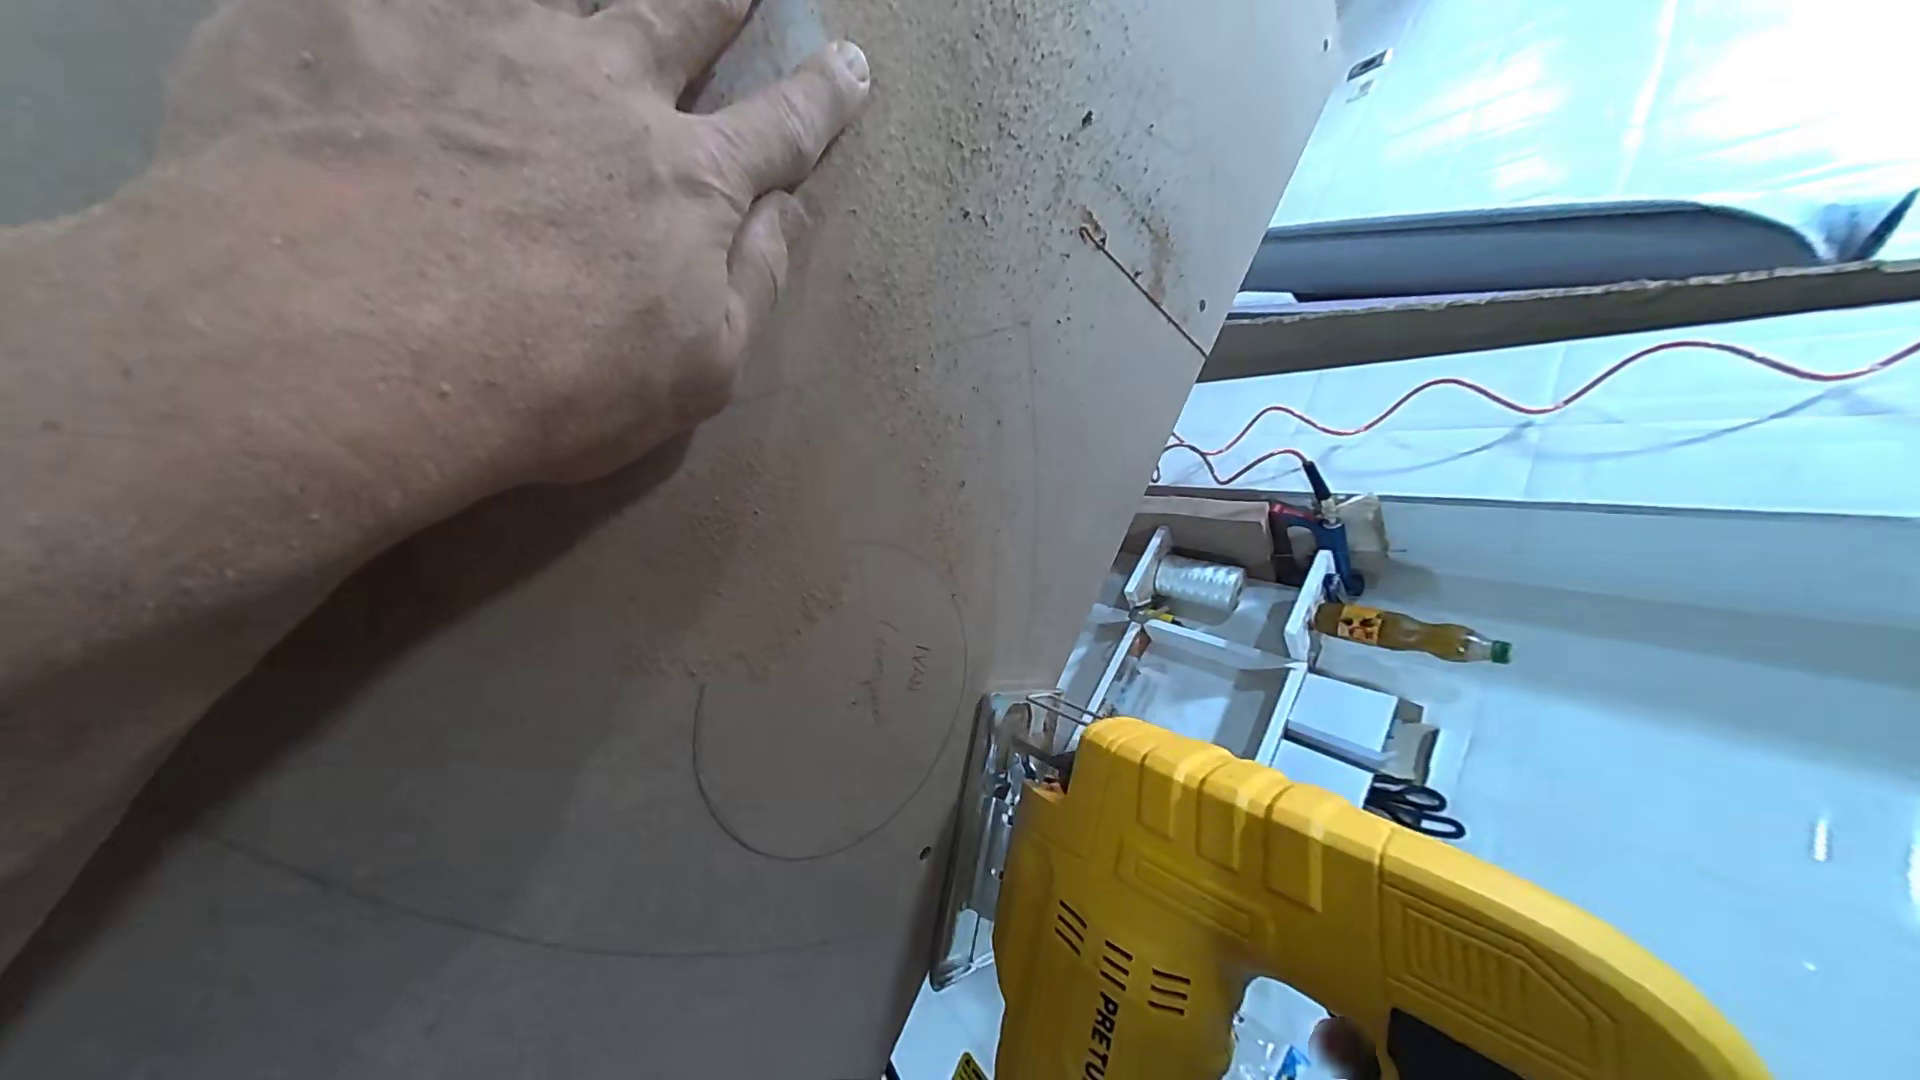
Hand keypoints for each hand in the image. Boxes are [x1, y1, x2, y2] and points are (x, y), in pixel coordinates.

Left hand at [155, 0, 870, 486]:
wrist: (356, 349)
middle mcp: (602, 84)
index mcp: (689, 180)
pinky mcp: (348, 14)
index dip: (822, 97)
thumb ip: (757, 281)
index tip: (850, 64)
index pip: (780, 128)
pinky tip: (447, 1)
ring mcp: (479, 34)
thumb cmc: (565, 382)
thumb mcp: (704, 367)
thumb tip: (791, 212)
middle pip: (681, 16)